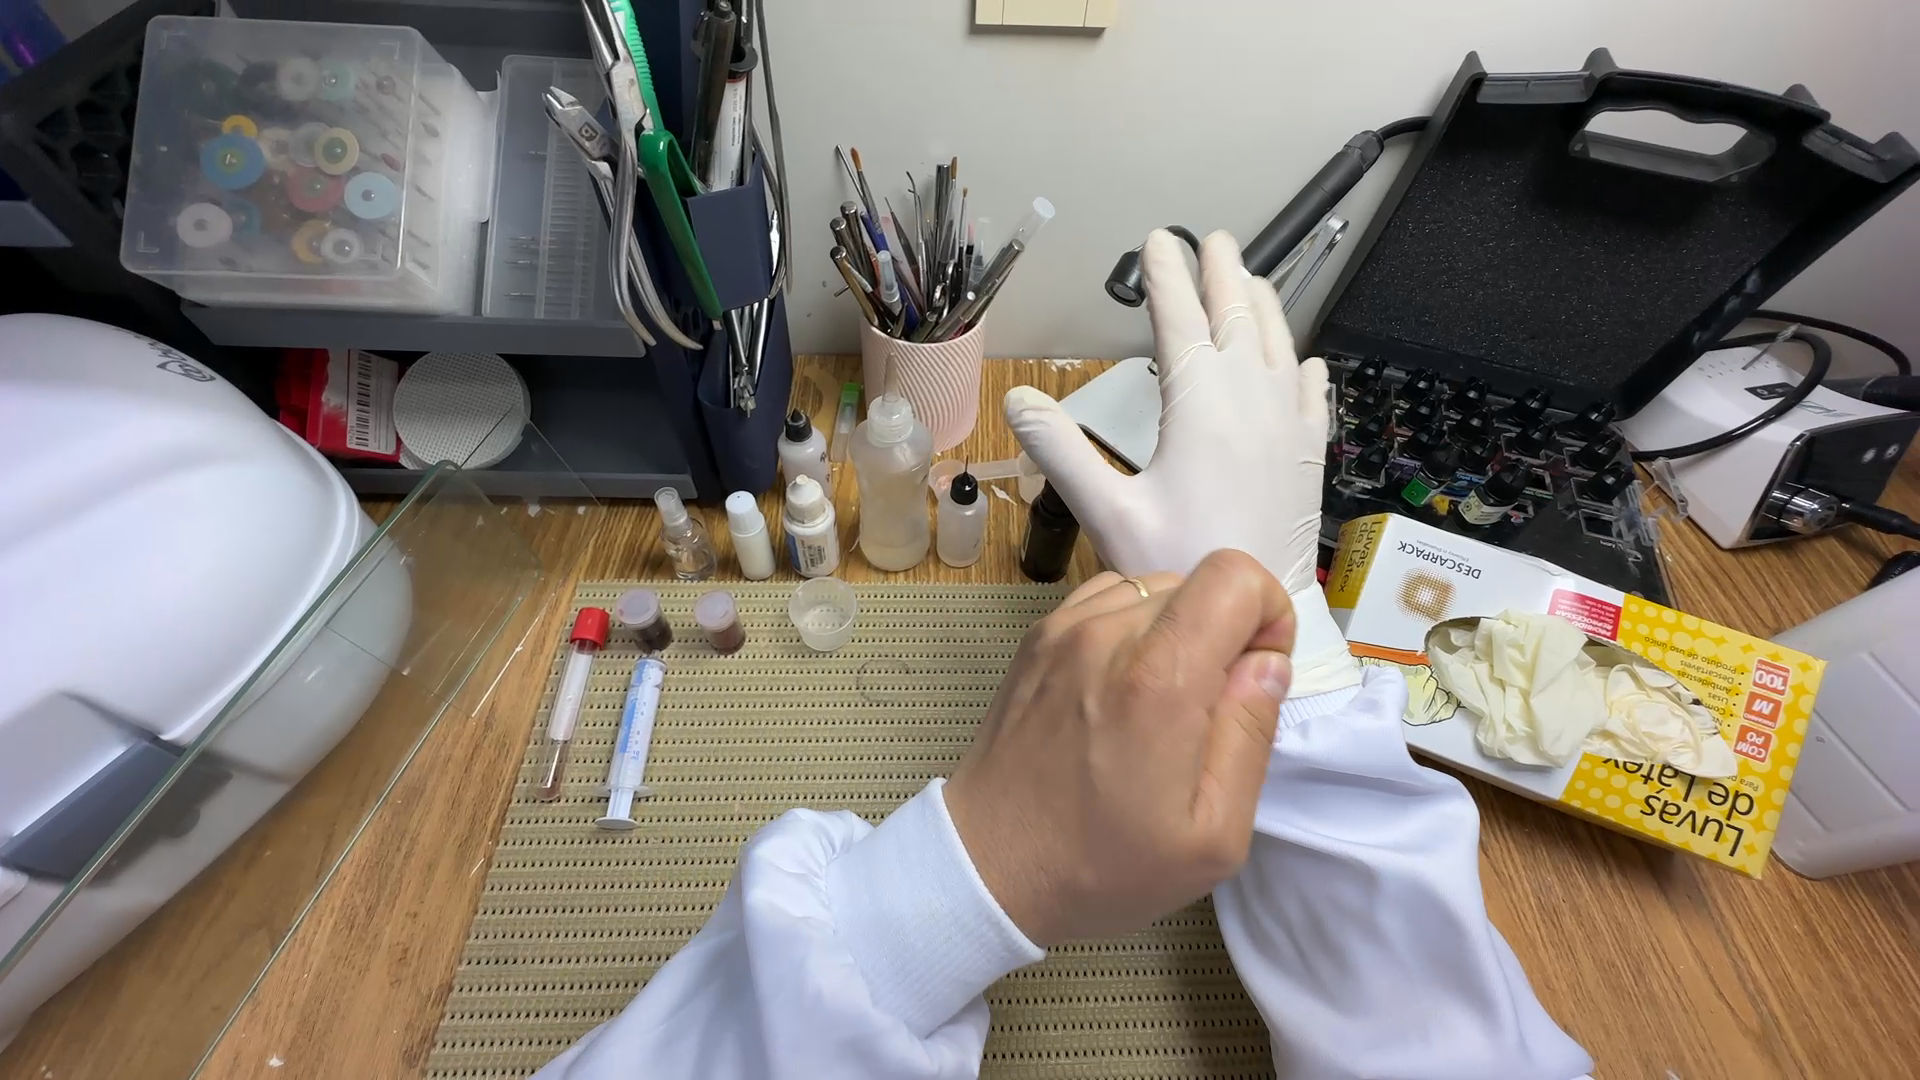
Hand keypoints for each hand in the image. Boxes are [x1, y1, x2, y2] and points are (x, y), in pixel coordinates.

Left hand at [943, 551, 1295, 946]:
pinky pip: (1106, 598)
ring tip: (1158, 696)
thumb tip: (1268, 661)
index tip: (1255, 673)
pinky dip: (1130, 625)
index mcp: (1156, 677)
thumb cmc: (1104, 864)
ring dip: (1176, 627)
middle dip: (1224, 630)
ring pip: (1151, 587)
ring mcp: (1062, 627)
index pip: (1234, 577)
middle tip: (1206, 704)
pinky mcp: (1036, 635)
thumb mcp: (1212, 834)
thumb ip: (1251, 732)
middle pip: (1196, 581)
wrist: (989, 862)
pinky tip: (1119, 682)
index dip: (1267, 615)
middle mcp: (1105, 632)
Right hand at [1005, 229, 1357, 696]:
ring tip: (1252, 278)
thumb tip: (1017, 399)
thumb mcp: (1107, 510)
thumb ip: (1062, 451)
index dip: (1165, 278)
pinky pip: (1311, 398)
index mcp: (1200, 408)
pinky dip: (1303, 369)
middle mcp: (1249, 403)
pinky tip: (1304, 361)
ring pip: (1278, 347)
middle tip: (1212, 239)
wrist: (1255, 610)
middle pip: (1236, 321)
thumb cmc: (1177, 563)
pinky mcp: (1305, 458)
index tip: (1158, 242)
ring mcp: (1285, 428)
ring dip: (1263, 307)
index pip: (1179, 324)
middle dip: (1221, 275)